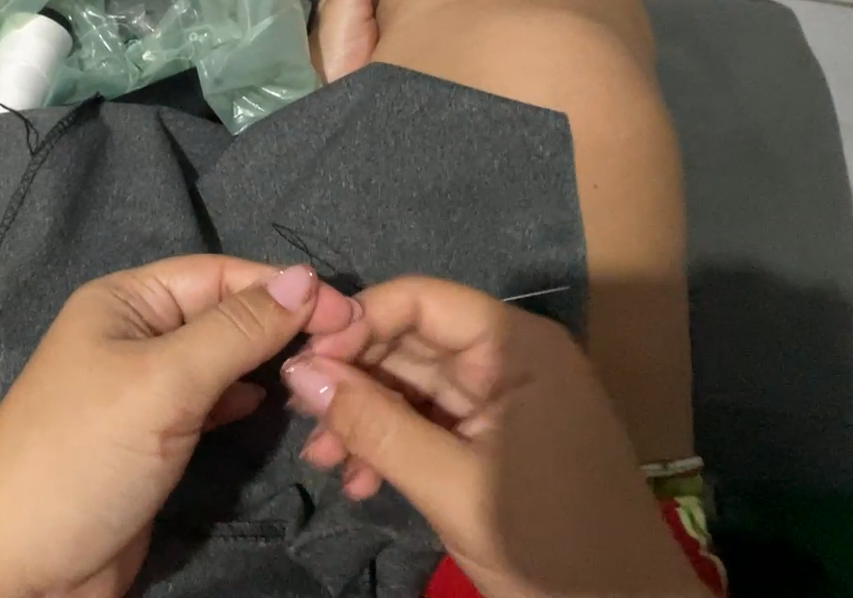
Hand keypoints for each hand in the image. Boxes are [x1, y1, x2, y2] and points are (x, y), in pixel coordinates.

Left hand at [0, 256, 358, 596]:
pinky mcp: (155, 434)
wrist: (17, 566)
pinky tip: (275, 400)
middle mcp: (135, 332)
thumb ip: (235, 330)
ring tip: (326, 371)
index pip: (217, 275)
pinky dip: (244, 397)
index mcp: (126, 299)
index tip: (349, 311)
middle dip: (280, 325)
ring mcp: (144, 385)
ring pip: (221, 359)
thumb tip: (306, 277)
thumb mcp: (163, 382)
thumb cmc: (85, 453)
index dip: (282, 288)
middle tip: (350, 346)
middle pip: (222, 314)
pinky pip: (211, 400)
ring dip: (269, 362)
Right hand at [281, 277, 704, 597]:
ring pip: (405, 380)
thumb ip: (374, 425)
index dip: (358, 321)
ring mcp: (496, 396)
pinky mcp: (486, 433)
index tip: (307, 363)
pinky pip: (419, 417)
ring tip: (322, 458)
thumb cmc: (556, 551)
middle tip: (303, 415)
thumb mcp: (455, 487)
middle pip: (406, 339)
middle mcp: (504, 357)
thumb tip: (296, 372)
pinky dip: (384, 440)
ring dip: (360, 414)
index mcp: (515, 347)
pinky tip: (355, 477)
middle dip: (351, 377)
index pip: (420, 300)